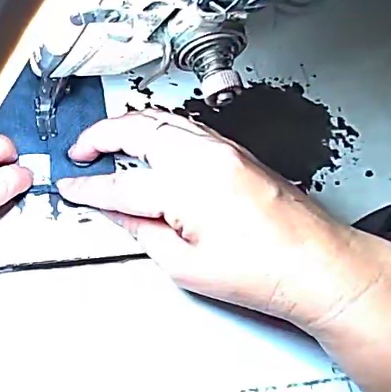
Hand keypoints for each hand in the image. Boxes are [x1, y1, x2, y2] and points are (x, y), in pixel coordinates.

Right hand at [55, 110, 390, 338]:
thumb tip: (118, 213)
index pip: (119, 183)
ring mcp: (221, 147)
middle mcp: (203, 156)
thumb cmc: (266, 272)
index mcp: (185, 187)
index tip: (70, 187)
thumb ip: (143, 232)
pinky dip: (156, 129)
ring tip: (106, 142)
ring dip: (127, 126)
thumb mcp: (185, 266)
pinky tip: (147, 144)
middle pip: (136, 129)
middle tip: (80, 151)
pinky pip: (183, 125)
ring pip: (160, 118)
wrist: (320, 266)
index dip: (87, 187)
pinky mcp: (234, 149)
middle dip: (99, 136)